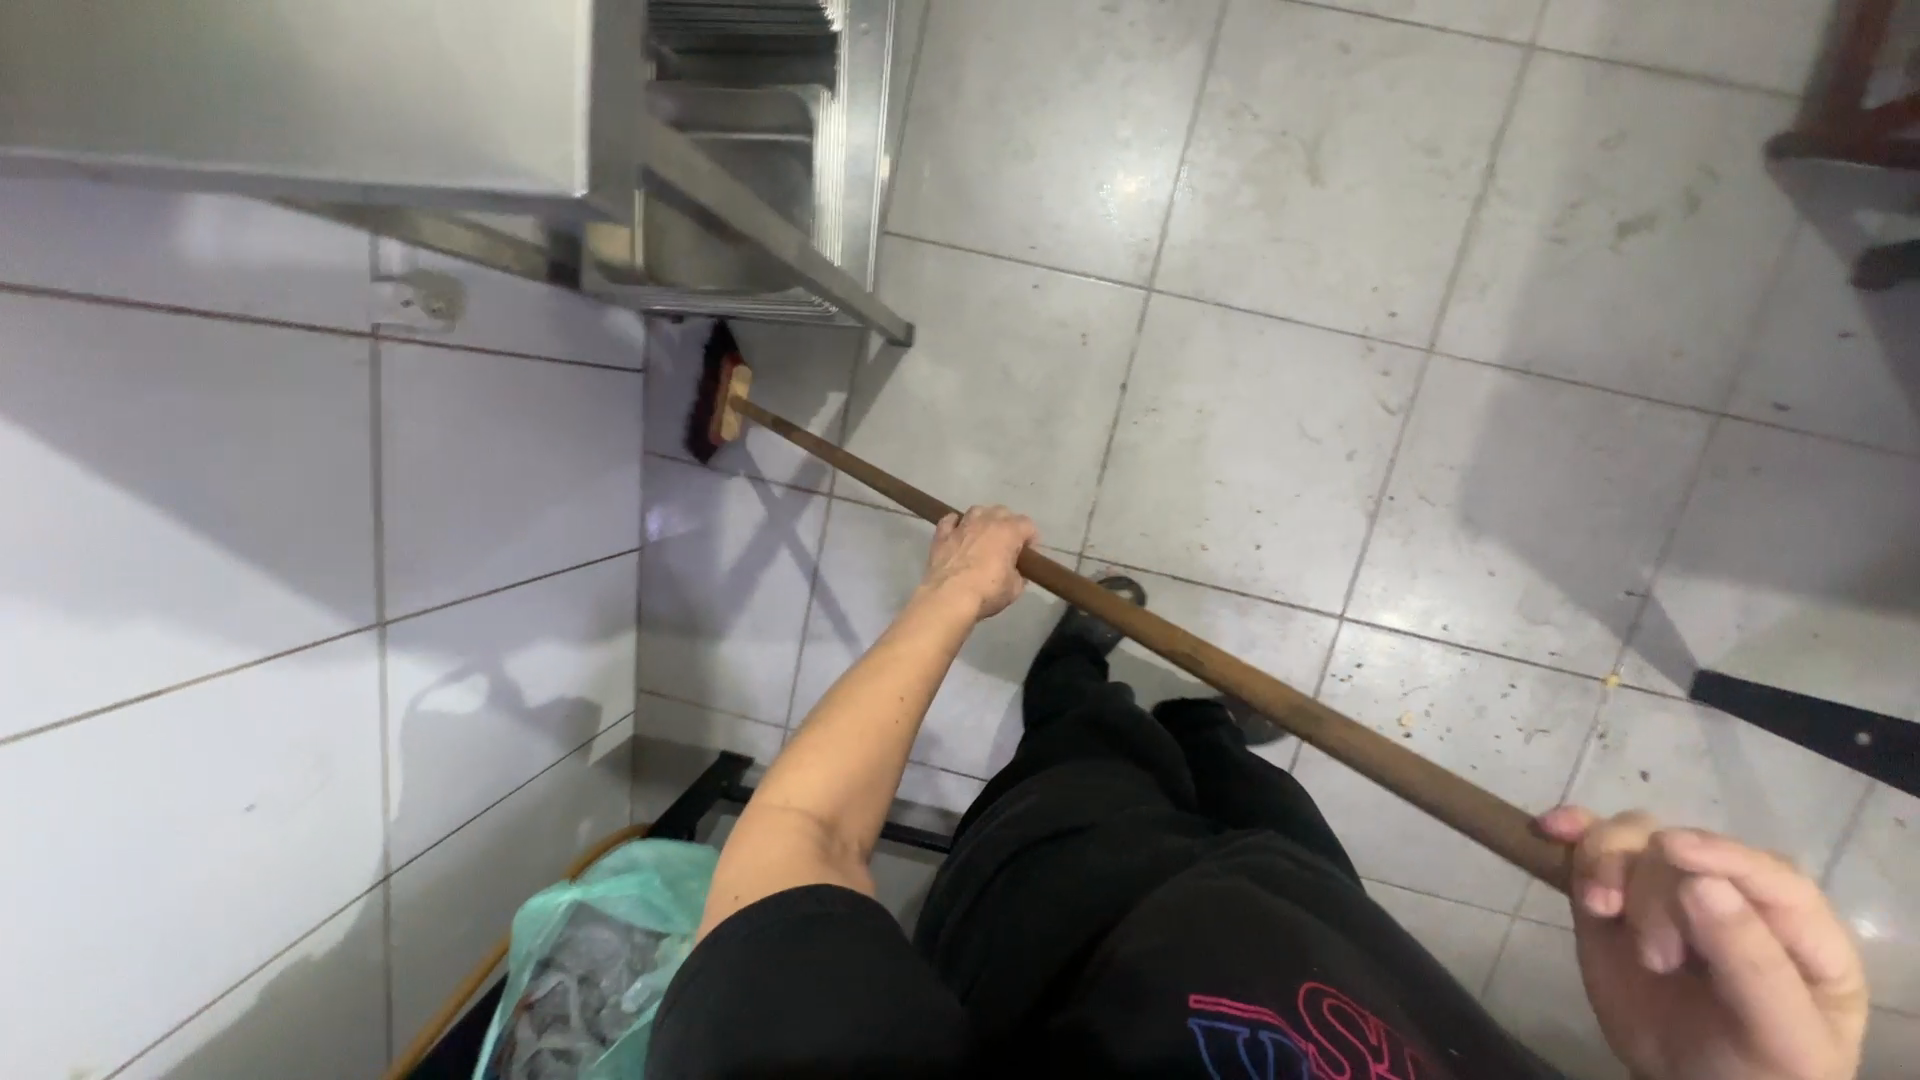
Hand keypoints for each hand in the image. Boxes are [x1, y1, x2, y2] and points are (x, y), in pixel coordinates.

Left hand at [919, 505, 1036, 619]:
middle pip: (1002, 511)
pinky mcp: (942, 535)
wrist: (949, 596)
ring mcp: (962, 526)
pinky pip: (949, 520)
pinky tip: (957, 531)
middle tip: (1007, 543)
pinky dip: (955, 523)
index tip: (1029, 552)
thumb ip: (1018, 576)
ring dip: (983, 519)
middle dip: (1008, 524)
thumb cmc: (987, 592)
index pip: (1027, 524)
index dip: (1031, 537)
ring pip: (976, 511)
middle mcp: (986, 522)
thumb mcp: (1014, 589)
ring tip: (983, 534)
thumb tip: (1016, 574)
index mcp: (1008, 532)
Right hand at [1535, 806, 1868, 1079]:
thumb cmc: (1753, 1070)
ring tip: (1597, 910)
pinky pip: (1589, 841)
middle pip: (1680, 852)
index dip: (1720, 854)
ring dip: (1603, 862)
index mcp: (1797, 930)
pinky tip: (1549, 831)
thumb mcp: (1778, 1036)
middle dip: (1652, 891)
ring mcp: (1662, 888)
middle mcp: (1730, 895)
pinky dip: (1570, 830)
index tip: (1672, 851)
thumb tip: (1699, 882)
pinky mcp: (1610, 890)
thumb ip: (1753, 964)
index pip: (1766, 872)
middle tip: (1652, 957)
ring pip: (1631, 837)